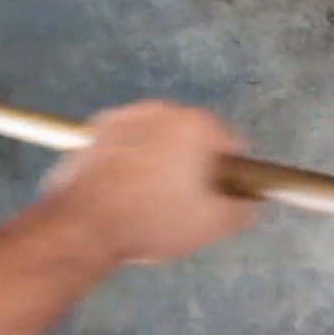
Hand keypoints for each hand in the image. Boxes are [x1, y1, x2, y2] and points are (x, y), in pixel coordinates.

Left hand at [42, 100, 256, 263]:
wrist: (84, 222)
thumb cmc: (152, 219)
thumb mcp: (211, 224)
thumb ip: (241, 210)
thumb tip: (250, 203)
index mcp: (194, 124)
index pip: (230, 140)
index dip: (231, 169)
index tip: (224, 192)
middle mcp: (160, 109)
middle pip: (190, 134)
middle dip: (194, 160)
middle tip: (189, 198)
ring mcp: (124, 115)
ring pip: (156, 136)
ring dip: (160, 158)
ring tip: (153, 197)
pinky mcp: (95, 129)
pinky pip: (125, 143)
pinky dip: (130, 159)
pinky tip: (125, 189)